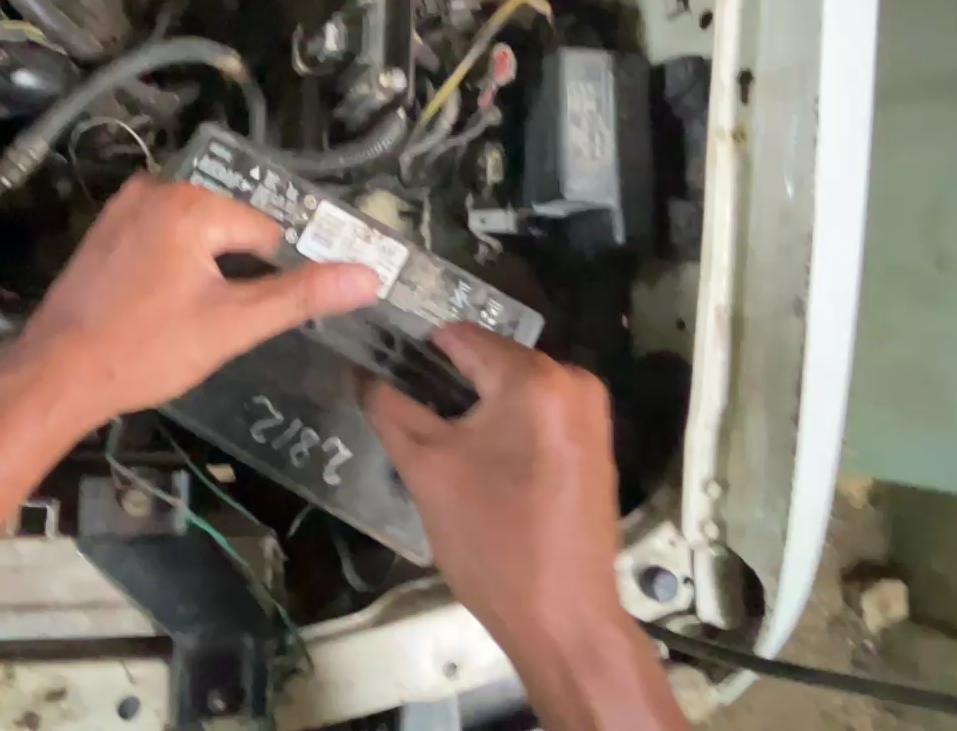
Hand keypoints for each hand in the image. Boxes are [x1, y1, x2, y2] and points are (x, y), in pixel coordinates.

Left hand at [8, 175, 381, 423]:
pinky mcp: (105, 226)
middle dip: (232, 270)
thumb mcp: (231, 325)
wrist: (55, 374)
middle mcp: (158, 187)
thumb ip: (300, 296)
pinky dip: (173, 259)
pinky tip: (157, 299)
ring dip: (203, 266)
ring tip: (180, 313)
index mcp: (193, 204)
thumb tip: (368, 276)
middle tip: (207, 317)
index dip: (263, 279)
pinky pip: (162, 232)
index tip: (241, 315)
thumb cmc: (147, 349)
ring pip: (197, 230)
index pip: (265, 233)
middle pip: (230, 226)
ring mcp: (125, 204)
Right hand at [364, 324, 623, 650]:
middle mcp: (572, 380)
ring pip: (513, 383)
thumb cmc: (490, 540)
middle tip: (416, 419)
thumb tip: (359, 372)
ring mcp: (591, 410)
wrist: (564, 620)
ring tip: (446, 442)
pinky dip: (508, 419)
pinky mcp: (597, 439)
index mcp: (532, 379)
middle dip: (450, 382)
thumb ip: (387, 407)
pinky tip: (485, 457)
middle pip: (490, 357)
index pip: (460, 336)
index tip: (389, 375)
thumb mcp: (425, 467)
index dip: (418, 352)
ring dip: (478, 402)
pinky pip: (539, 407)